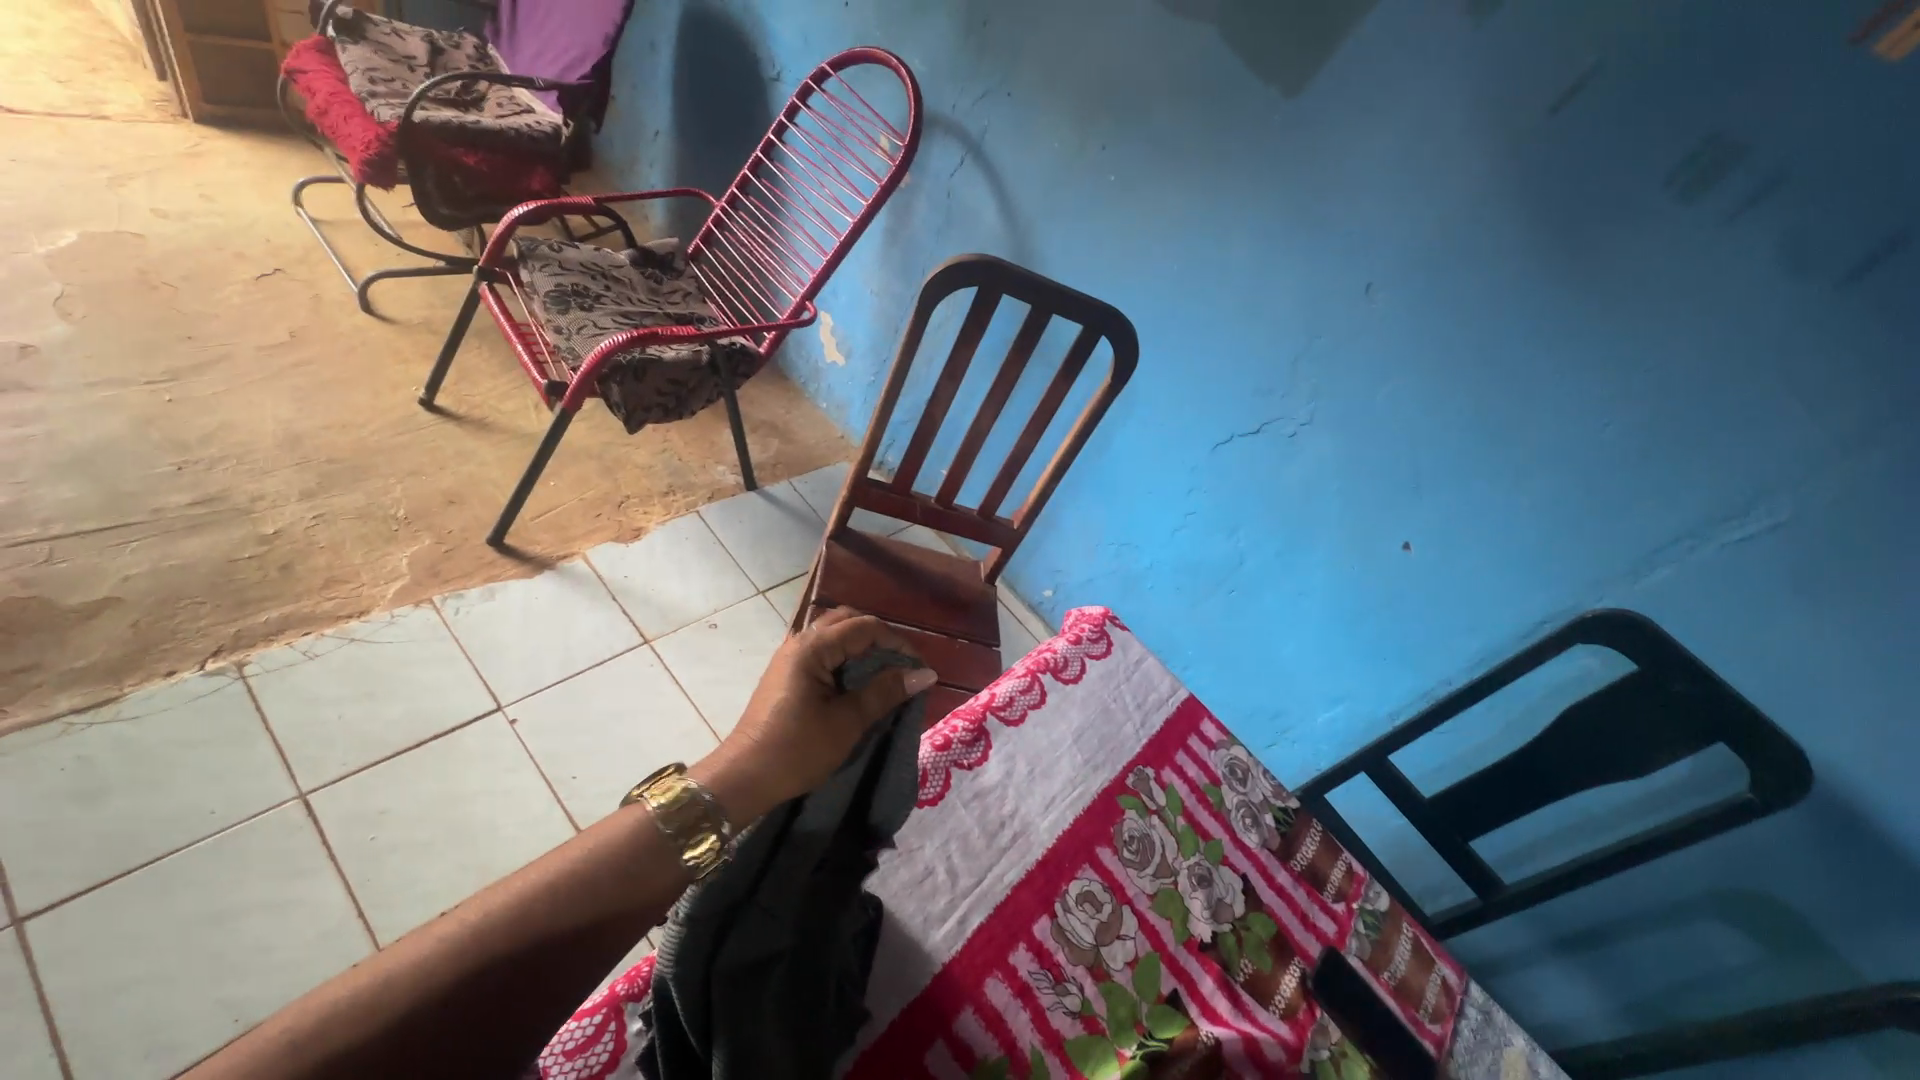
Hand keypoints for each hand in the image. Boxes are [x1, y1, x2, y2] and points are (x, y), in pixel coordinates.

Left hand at [688, 608, 936, 827]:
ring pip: (833, 635)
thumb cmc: (797, 750)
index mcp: (812, 648)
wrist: (745, 777)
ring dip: (861, 646)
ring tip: (885, 671)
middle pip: (846, 621)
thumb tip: (925, 674)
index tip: (919, 668)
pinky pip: (822, 651)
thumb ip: (885, 692)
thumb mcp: (847, 722)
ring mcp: (790, 657)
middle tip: (903, 664)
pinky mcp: (787, 674)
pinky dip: (845, 658)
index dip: (896, 642)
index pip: (864, 627)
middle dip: (879, 637)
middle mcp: (799, 642)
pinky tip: (858, 681)